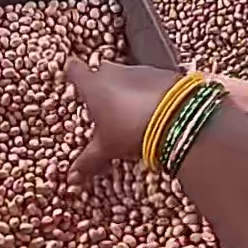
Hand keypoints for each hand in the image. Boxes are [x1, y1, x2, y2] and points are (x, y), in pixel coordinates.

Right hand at [63, 58, 180, 177]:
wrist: (176, 117)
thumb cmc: (129, 129)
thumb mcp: (106, 149)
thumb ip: (88, 161)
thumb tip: (72, 178)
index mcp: (92, 85)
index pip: (74, 69)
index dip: (73, 74)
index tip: (75, 81)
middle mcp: (113, 71)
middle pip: (102, 72)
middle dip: (102, 86)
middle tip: (104, 107)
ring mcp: (140, 70)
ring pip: (127, 77)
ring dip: (127, 90)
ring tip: (131, 114)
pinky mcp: (163, 73)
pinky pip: (150, 81)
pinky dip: (149, 93)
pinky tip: (153, 112)